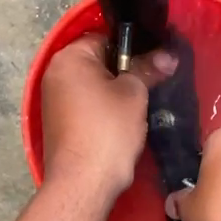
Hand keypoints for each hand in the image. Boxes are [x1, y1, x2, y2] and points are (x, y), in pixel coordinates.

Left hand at [39, 34, 176, 198]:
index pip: (105, 38)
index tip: (153, 64)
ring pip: (92, 88)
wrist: (83, 182)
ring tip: (138, 108)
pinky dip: (102, 113)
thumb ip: (147, 70)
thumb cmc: (108, 131)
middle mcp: (54, 74)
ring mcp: (53, 102)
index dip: (132, 49)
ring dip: (113, 95)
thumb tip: (167, 56)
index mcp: (69, 58)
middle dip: (123, 73)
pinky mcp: (58, 125)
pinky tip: (120, 126)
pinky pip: (85, 108)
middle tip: (150, 86)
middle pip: (97, 63)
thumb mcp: (134, 95)